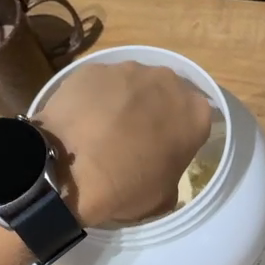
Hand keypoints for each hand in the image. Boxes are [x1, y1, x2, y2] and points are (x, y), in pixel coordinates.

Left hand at [34, 63, 214, 226]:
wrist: (67, 169)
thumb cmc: (126, 186)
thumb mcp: (165, 196)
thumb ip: (172, 172)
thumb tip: (161, 168)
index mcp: (195, 113)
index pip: (197, 119)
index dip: (181, 135)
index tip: (168, 149)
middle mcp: (167, 81)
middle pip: (167, 93)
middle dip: (156, 110)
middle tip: (137, 137)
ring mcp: (127, 70)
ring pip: (134, 84)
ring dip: (126, 101)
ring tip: (105, 129)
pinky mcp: (92, 68)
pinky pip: (101, 84)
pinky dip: (96, 98)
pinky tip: (83, 121)